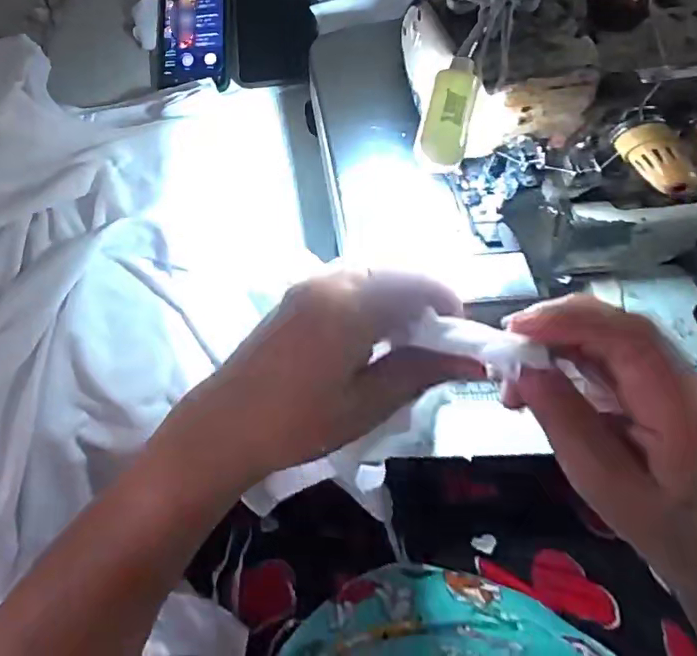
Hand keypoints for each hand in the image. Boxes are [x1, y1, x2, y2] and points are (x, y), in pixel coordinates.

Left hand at [156, 268, 485, 489]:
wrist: (227, 421)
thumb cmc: (299, 420)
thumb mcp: (367, 403)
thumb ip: (419, 371)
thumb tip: (469, 359)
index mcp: (350, 303)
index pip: (416, 285)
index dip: (448, 306)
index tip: (463, 340)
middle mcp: (328, 281)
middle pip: (393, 274)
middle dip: (423, 301)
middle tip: (438, 346)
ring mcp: (306, 284)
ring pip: (368, 276)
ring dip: (395, 299)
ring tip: (407, 344)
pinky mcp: (294, 295)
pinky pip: (345, 283)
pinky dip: (369, 299)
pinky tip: (370, 337)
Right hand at [503, 295, 696, 566]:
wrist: (695, 530)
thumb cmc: (651, 513)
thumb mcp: (600, 480)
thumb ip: (563, 420)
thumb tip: (523, 369)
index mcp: (679, 405)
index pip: (628, 338)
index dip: (569, 322)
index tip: (517, 330)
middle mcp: (676, 373)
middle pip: (610, 320)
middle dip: (550, 321)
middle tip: (506, 344)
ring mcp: (658, 365)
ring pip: (597, 322)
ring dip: (548, 332)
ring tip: (514, 365)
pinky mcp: (639, 365)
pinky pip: (593, 336)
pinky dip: (556, 342)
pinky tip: (534, 367)